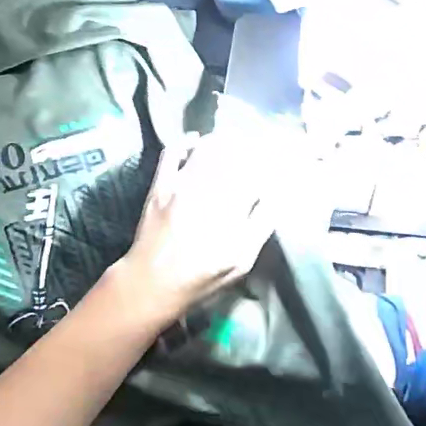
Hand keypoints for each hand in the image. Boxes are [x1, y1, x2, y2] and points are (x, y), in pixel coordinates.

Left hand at [109, 135, 278, 323]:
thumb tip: (275, 196)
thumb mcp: (242, 261)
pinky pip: (172, 152)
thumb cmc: (201, 277)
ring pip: (208, 148)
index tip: (276, 164)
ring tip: (234, 141)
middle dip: (250, 147)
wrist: (149, 285)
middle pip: (235, 153)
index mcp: (233, 208)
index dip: (270, 164)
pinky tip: (196, 141)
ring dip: (224, 141)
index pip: (258, 172)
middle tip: (258, 147)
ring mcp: (182, 184)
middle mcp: (209, 189)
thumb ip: (261, 225)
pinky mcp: (161, 184)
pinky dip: (186, 142)